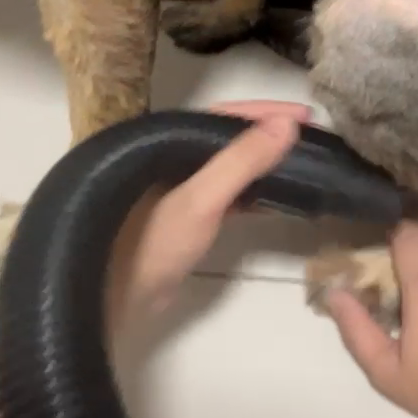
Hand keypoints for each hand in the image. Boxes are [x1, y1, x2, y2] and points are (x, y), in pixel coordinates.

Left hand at [111, 100, 310, 327]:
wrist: (108, 305)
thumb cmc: (149, 245)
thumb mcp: (200, 199)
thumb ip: (242, 161)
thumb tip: (288, 124)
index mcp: (165, 143)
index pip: (224, 114)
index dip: (266, 111)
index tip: (306, 115)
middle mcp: (169, 159)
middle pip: (229, 137)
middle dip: (270, 133)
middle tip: (310, 135)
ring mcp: (175, 190)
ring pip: (229, 164)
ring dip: (264, 161)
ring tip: (301, 161)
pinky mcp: (183, 218)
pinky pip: (227, 192)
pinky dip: (253, 190)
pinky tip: (277, 196)